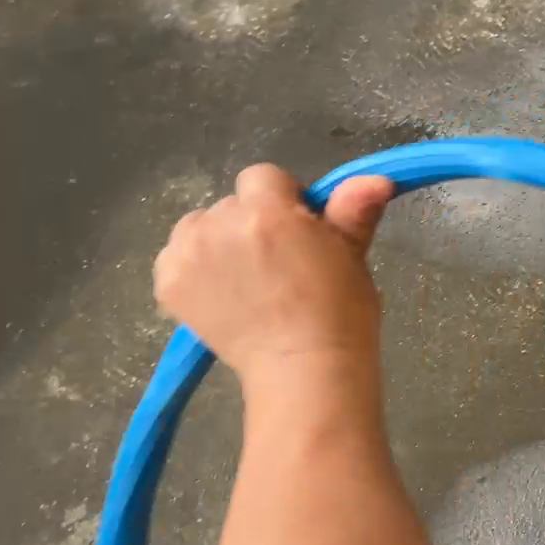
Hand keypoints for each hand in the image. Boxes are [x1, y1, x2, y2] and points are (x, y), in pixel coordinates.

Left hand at [154, 165, 395, 385]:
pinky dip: (201, 270)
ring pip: (201, 227)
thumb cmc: (344, 314)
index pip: (265, 176)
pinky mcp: (167, 281)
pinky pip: (180, 257)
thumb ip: (354, 213)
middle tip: (286, 266)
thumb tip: (377, 179)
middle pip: (232, 204)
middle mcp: (217, 222)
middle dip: (255, 224)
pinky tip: (231, 296)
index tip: (307, 233)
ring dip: (224, 243)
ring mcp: (185, 252)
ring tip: (254, 282)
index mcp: (268, 213)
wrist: (306, 368)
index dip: (288, 200)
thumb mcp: (355, 260)